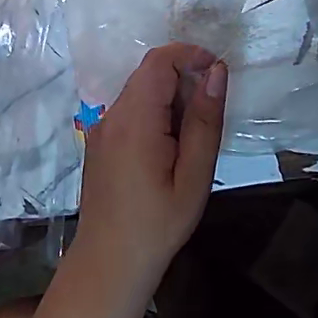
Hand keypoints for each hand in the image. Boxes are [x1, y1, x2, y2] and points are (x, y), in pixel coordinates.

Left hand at [72, 43, 227, 295]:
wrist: (110, 262)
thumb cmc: (158, 224)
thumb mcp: (194, 175)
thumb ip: (204, 120)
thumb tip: (217, 72)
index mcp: (134, 120)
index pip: (159, 61)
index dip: (190, 55)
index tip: (218, 73)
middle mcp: (111, 115)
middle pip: (148, 73)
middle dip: (183, 78)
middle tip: (208, 116)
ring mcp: (101, 128)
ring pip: (139, 90)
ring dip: (169, 97)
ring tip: (190, 140)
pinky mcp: (100, 141)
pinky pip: (129, 110)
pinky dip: (154, 113)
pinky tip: (168, 149)